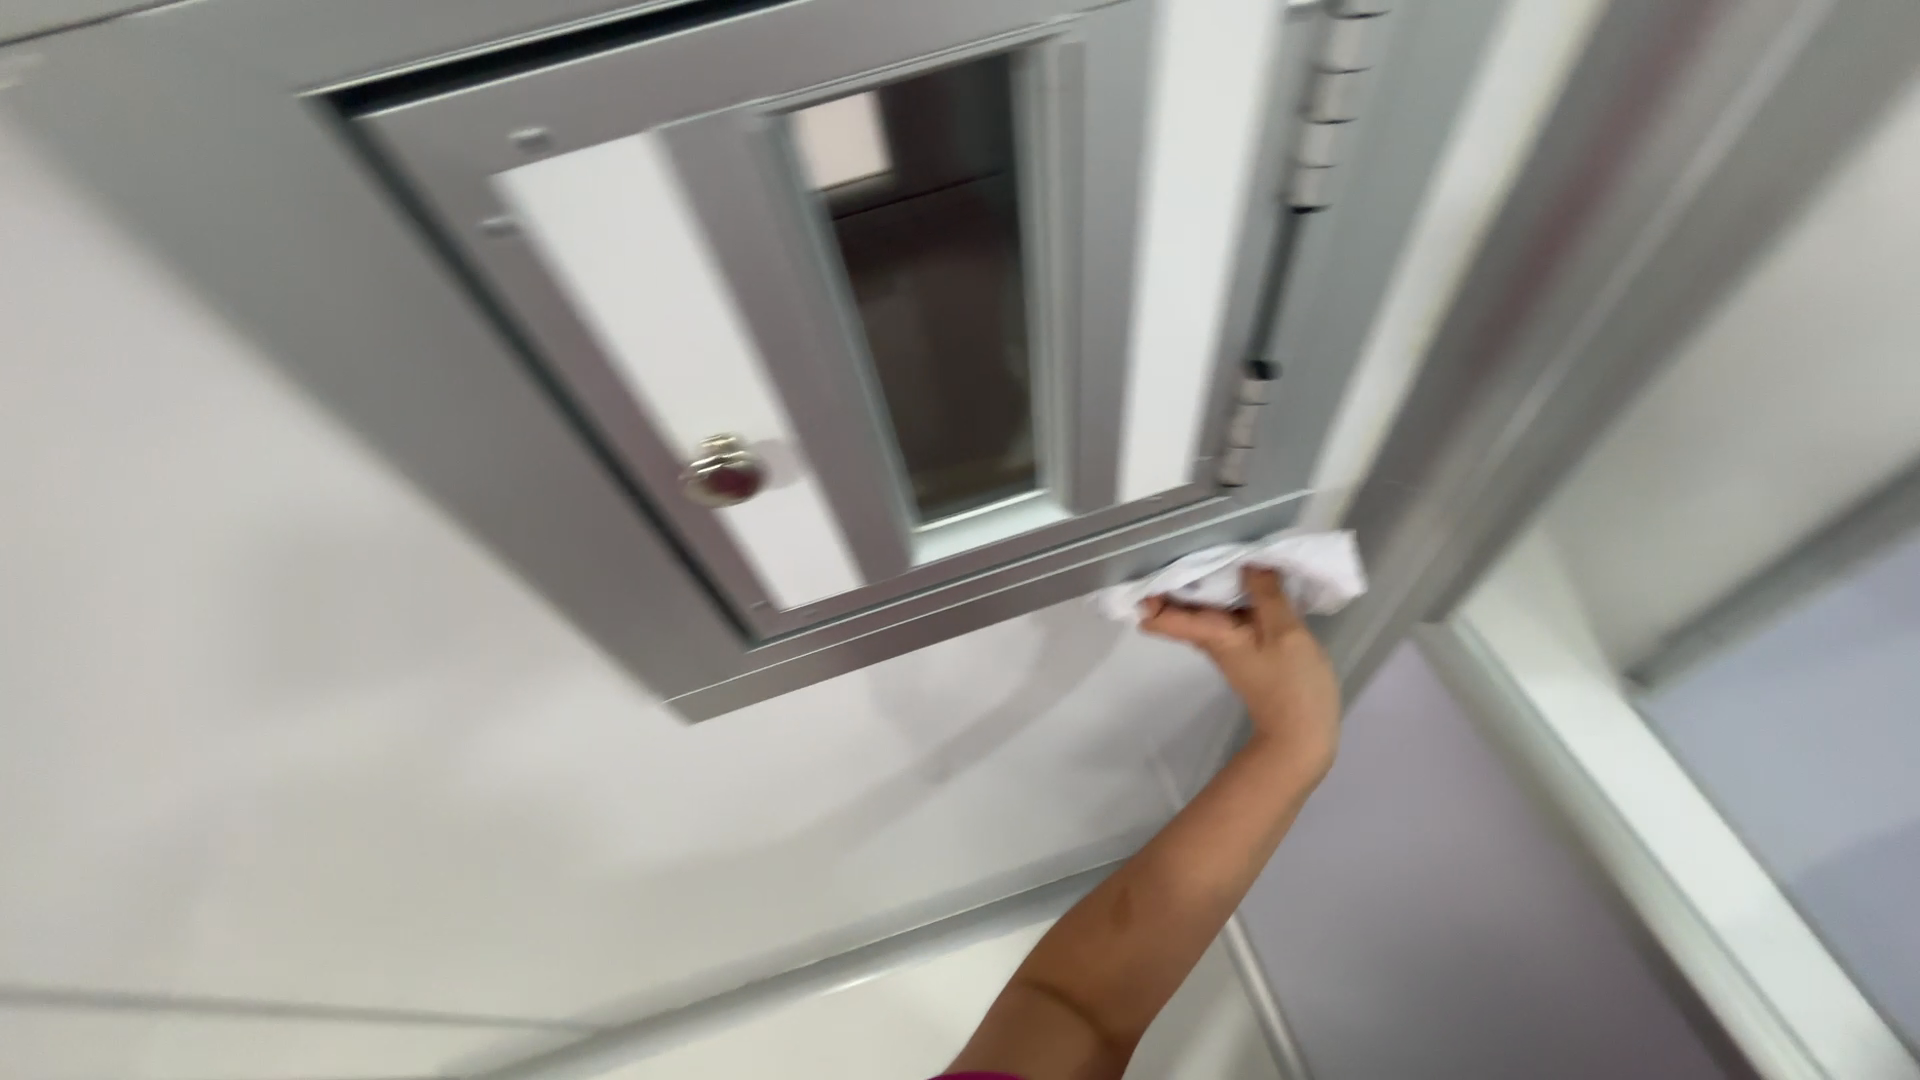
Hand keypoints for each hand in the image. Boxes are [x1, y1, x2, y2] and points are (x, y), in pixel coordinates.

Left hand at [1139, 567, 1340, 776]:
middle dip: (1178, 577)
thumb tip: (1248, 560)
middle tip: (1188, 543)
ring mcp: (1225, 643)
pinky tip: (1249, 579)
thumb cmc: (1292, 684)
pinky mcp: (1242, 647)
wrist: (1302, 734)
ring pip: (1201, 608)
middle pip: (1177, 607)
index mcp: (1209, 633)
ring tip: (1220, 550)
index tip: (1153, 564)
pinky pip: (1224, 615)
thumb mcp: (1285, 633)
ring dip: (1206, 583)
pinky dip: (1229, 596)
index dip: (1148, 593)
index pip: (1158, 618)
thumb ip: (1267, 595)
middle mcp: (1208, 638)